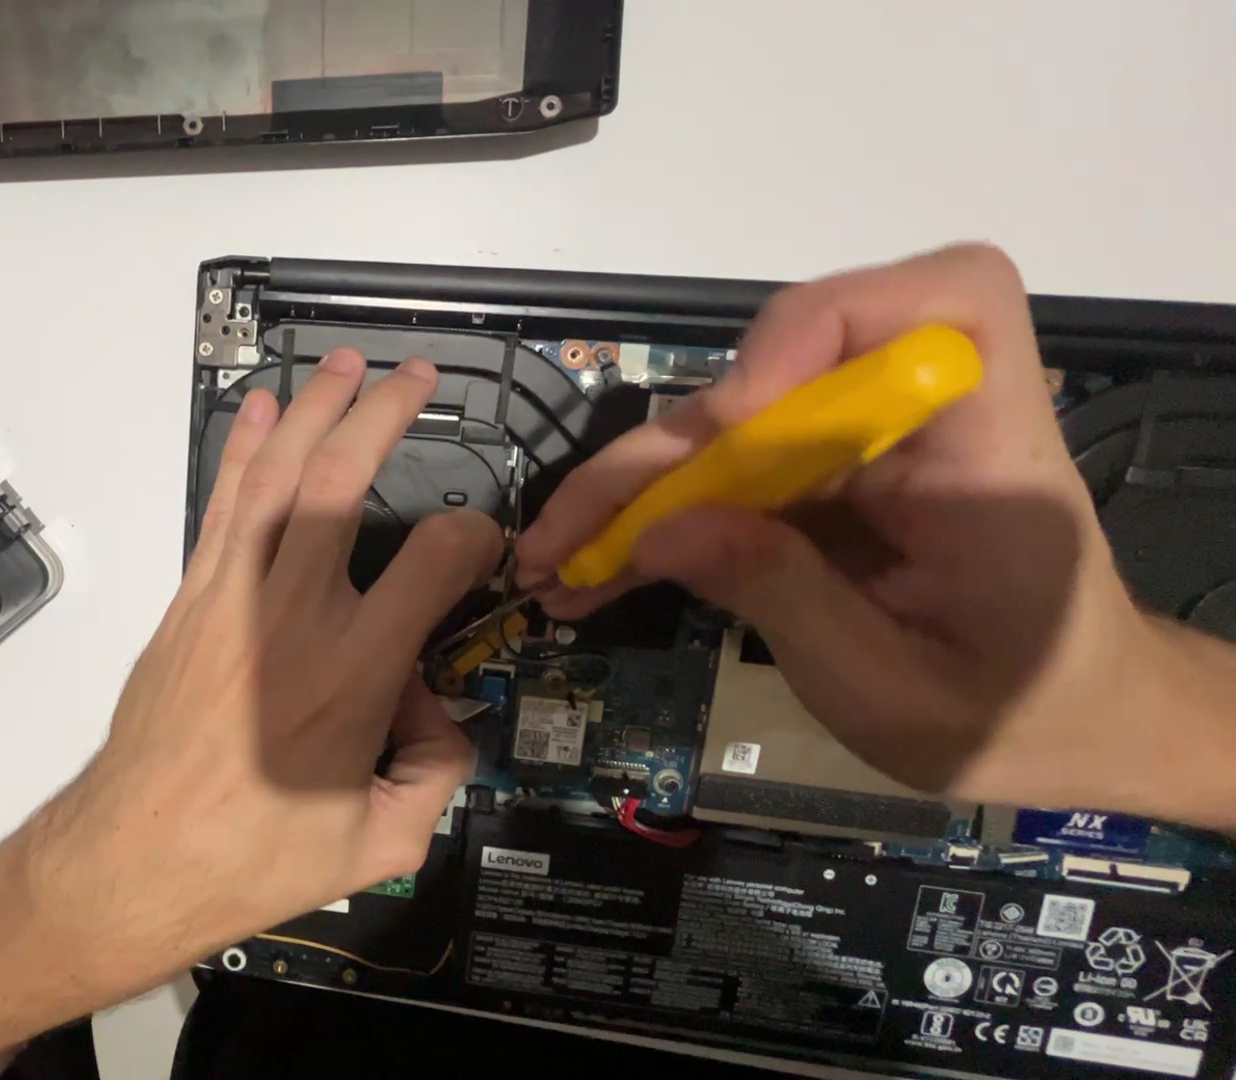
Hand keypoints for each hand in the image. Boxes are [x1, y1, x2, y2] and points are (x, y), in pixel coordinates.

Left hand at [28, 348, 501, 979]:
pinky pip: (222, 508)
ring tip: (343, 364)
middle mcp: (293, 615)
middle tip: (413, 376)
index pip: (433, 562)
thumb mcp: (377, 844)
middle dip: (382, 416)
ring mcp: (231, 597)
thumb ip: (433, 774)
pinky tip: (258, 411)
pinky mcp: (190, 599)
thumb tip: (437, 713)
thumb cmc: (252, 858)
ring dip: (311, 410)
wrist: (128, 860)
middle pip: (340, 484)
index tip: (479, 542)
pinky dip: (241, 451)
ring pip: (275, 477)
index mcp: (353, 673)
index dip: (473, 537)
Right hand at [516, 245, 1163, 807]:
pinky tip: (588, 576)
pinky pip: (707, 489)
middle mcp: (907, 433)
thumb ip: (780, 595)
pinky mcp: (804, 490)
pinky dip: (642, 530)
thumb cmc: (1015, 722)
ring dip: (620, 499)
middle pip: (757, 393)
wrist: (1066, 733)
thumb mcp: (891, 689)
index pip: (932, 306)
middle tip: (558, 539)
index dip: (813, 331)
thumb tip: (659, 531)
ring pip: (710, 442)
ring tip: (550, 566)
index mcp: (984, 459)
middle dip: (645, 463)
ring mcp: (846, 458)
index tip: (730, 419)